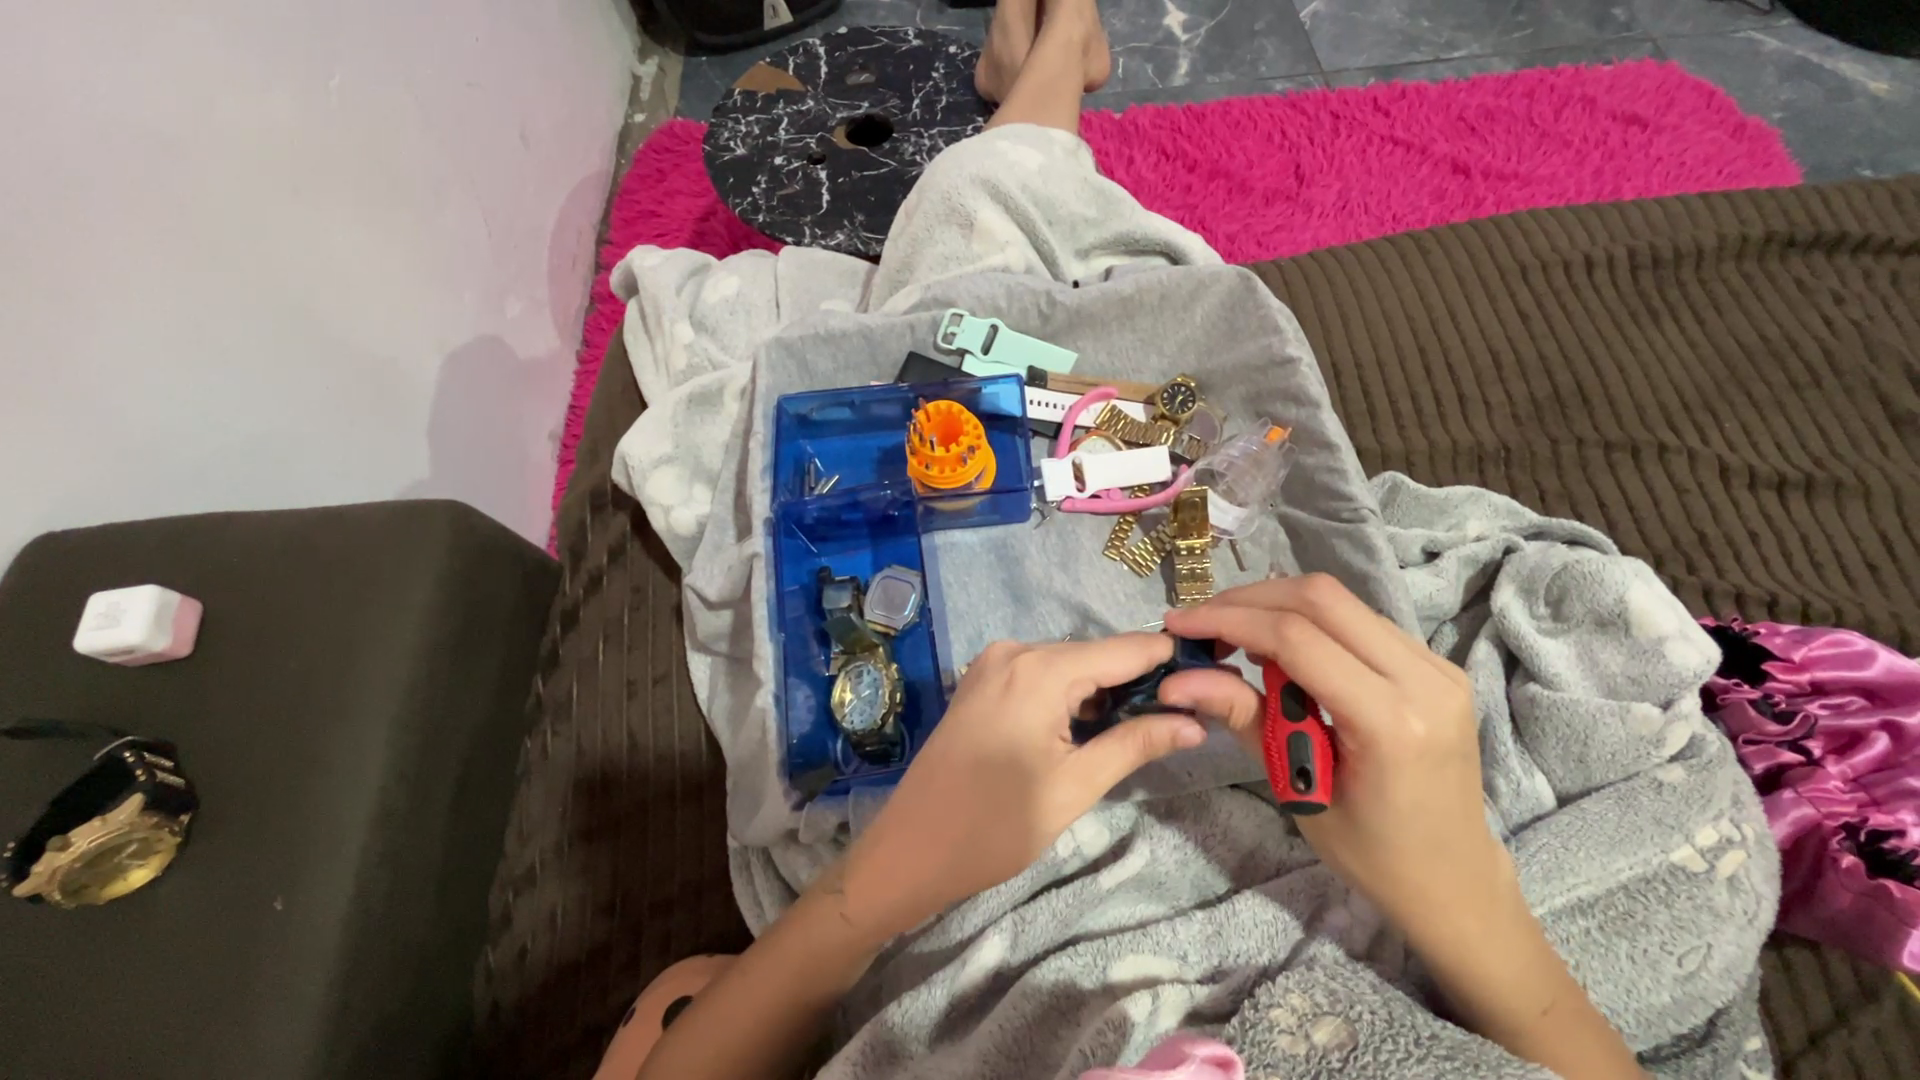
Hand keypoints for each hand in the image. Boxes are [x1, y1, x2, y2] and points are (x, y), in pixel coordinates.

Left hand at [828, 634, 1206, 942]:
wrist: (910, 849)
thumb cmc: (995, 824)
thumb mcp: (1075, 785)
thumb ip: (1136, 743)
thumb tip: (1195, 723)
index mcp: (1040, 668)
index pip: (1126, 649)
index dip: (1170, 665)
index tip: (1209, 686)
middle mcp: (1015, 650)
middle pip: (1095, 655)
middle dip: (1136, 685)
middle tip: (1178, 723)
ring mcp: (991, 664)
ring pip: (1068, 667)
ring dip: (1101, 694)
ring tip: (1138, 733)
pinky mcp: (979, 683)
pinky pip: (1038, 677)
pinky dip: (1067, 698)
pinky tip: (1083, 731)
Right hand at [1159, 575, 1518, 946]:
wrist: (1453, 877)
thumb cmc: (1371, 852)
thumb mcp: (1296, 790)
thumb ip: (1243, 718)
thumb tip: (1177, 679)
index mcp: (1391, 723)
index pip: (1297, 639)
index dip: (1230, 621)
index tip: (1180, 624)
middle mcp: (1425, 680)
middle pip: (1322, 598)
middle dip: (1249, 600)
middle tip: (1202, 622)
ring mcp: (1438, 667)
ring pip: (1342, 601)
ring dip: (1277, 605)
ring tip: (1232, 635)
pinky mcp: (1438, 665)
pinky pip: (1361, 620)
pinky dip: (1309, 621)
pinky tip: (1279, 648)